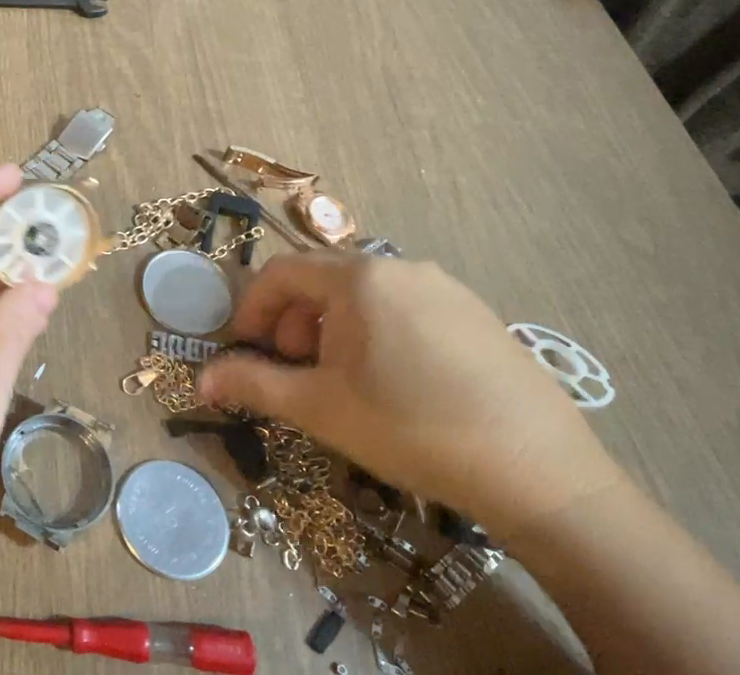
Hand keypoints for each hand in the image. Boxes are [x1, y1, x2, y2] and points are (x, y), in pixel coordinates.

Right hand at [199, 253, 622, 537]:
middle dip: (293, 322)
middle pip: (323, 280)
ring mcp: (447, 289)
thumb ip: (252, 384)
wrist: (537, 473)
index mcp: (359, 278)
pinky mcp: (480, 316)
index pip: (281, 272)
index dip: (251, 309)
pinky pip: (406, 309)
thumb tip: (201, 379)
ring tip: (341, 381)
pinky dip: (378, 333)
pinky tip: (393, 384)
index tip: (243, 350)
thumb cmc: (409, 429)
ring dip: (333, 329)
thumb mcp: (318, 408)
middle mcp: (402, 267)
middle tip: (293, 371)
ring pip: (366, 295)